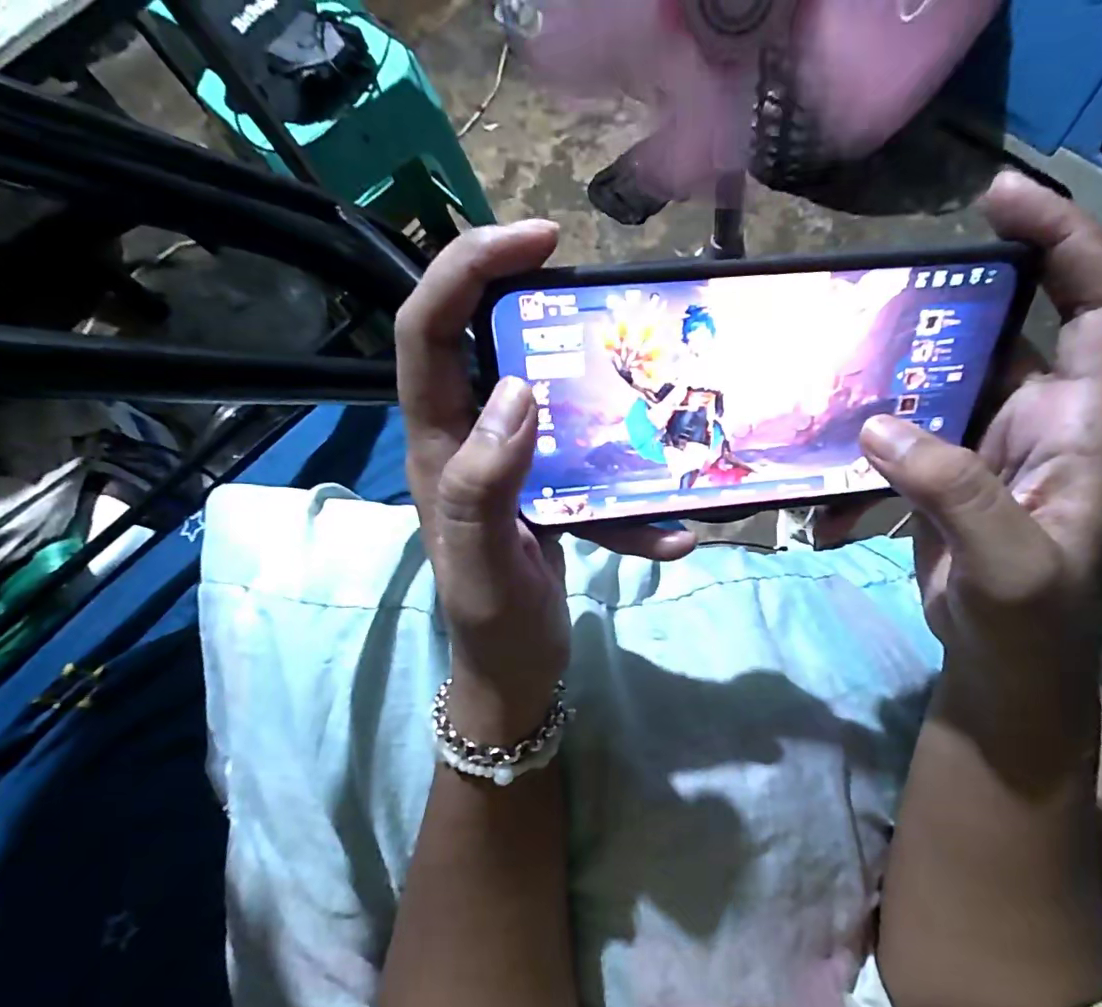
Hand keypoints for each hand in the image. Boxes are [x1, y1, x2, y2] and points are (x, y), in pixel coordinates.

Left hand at [396, 221, 696, 736]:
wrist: (516, 673)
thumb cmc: (493, 625)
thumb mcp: (486, 563)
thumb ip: (483, 483)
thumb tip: (518, 391)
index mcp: (437, 445)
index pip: (429, 331)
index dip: (469, 269)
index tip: (540, 238)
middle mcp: (469, 438)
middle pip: (487, 341)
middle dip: (536, 301)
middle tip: (600, 293)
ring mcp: (513, 461)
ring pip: (550, 393)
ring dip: (601, 389)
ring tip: (654, 392)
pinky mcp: (550, 485)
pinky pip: (593, 461)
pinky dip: (633, 492)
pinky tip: (672, 533)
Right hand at [852, 173, 1101, 728]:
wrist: (1005, 679)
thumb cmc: (1033, 630)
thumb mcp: (1010, 566)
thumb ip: (957, 492)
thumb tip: (879, 425)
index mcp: (1083, 431)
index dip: (1066, 241)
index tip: (999, 201)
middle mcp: (1039, 425)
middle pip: (1001, 335)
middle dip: (941, 312)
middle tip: (874, 303)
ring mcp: (985, 452)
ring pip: (938, 388)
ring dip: (884, 391)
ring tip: (829, 398)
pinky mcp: (944, 482)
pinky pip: (901, 446)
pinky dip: (863, 467)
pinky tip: (830, 507)